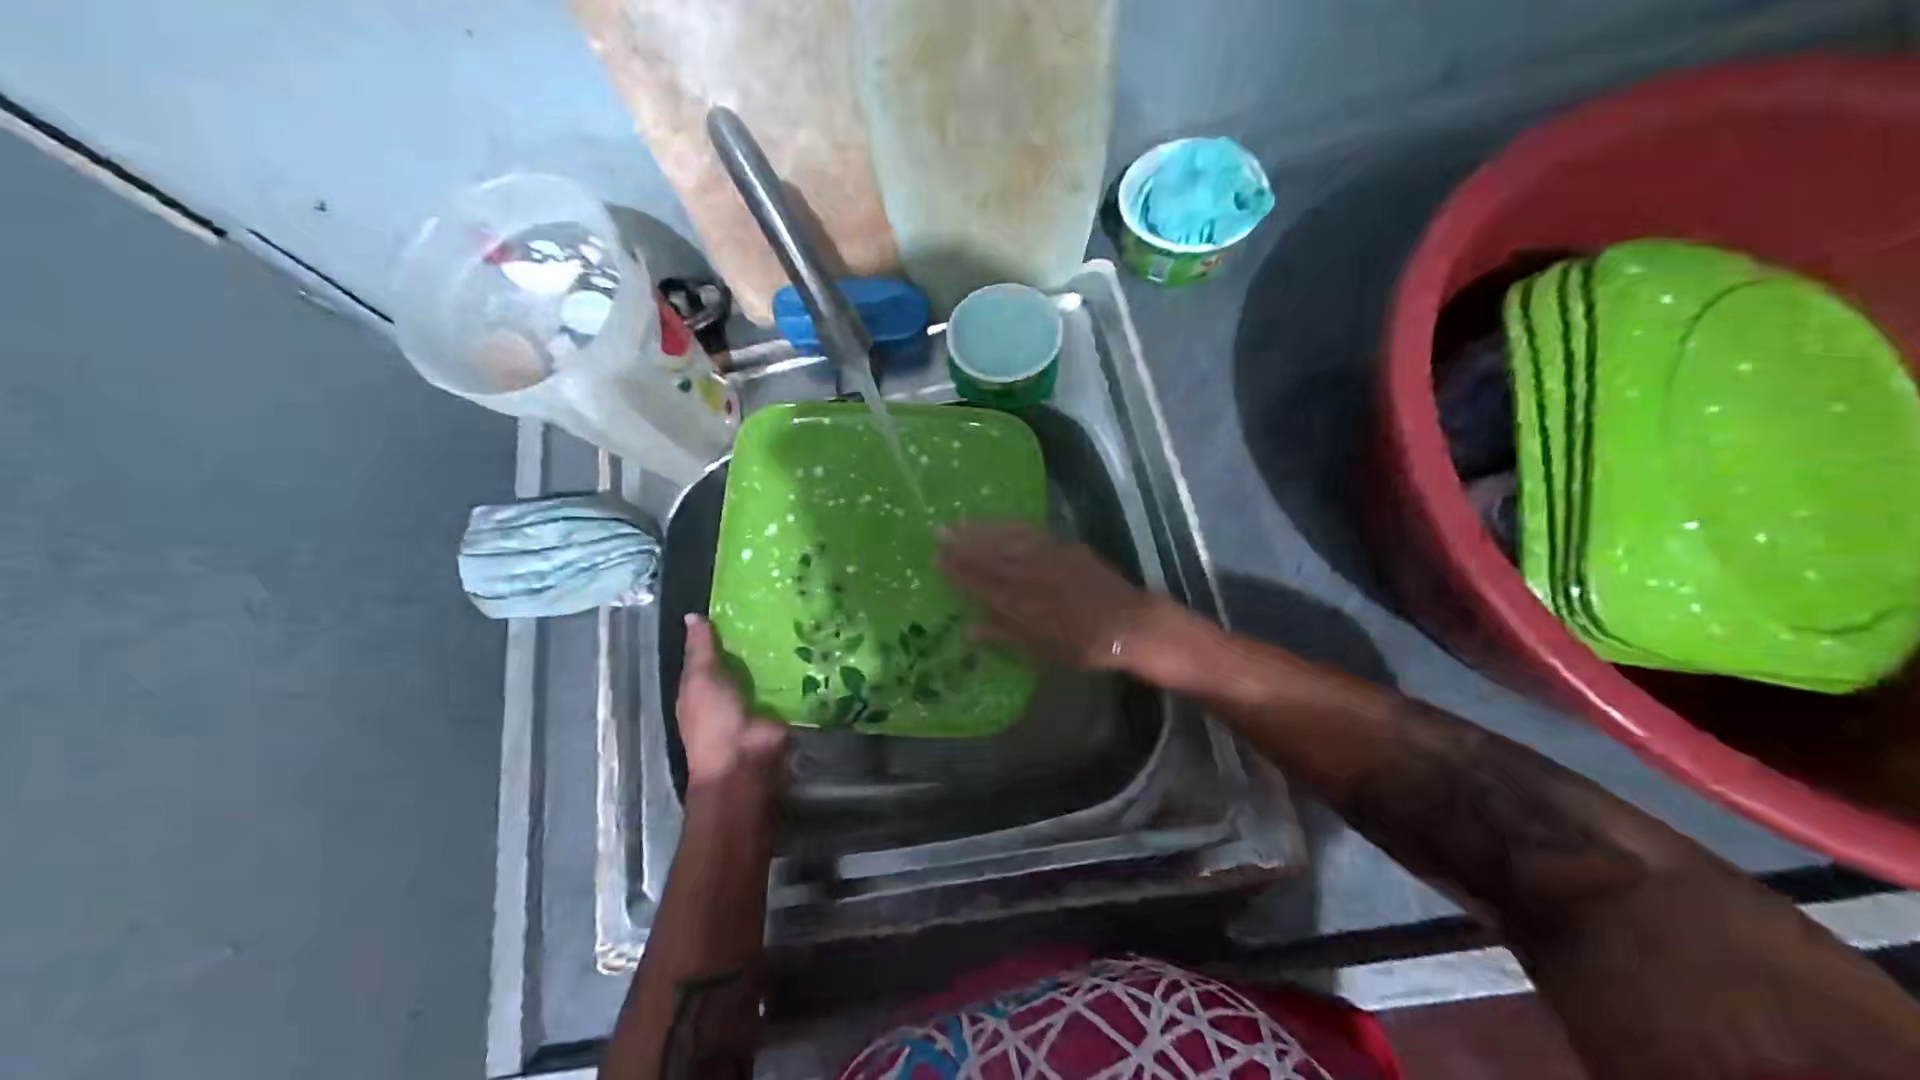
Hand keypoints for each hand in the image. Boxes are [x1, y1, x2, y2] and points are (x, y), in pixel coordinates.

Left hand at [677, 614, 789, 790]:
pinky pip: (792, 686)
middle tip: (783, 608)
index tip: (747, 602)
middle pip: (745, 661)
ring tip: (804, 622)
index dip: (725, 630)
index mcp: (703, 687)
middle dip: (760, 640)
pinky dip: (802, 673)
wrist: (745, 760)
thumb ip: (700, 648)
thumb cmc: (713, 717)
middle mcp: (731, 693)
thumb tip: (692, 615)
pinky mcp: (784, 710)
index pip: (714, 652)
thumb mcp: (700, 677)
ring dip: (784, 655)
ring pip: (771, 671)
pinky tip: (816, 649)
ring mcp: (759, 702)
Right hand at [938, 522, 1180, 671]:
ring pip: (1010, 543)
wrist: (1132, 625)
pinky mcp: (1067, 549)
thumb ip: (1005, 635)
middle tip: (938, 533)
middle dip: (964, 546)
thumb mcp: (1043, 651)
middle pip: (992, 558)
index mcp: (1023, 605)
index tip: (937, 559)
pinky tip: (999, 522)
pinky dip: (1012, 527)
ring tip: (959, 523)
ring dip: (983, 532)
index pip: (983, 584)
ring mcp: (1051, 560)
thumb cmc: (1085, 646)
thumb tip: (967, 629)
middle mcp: (1034, 578)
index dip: (959, 571)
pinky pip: (1034, 534)